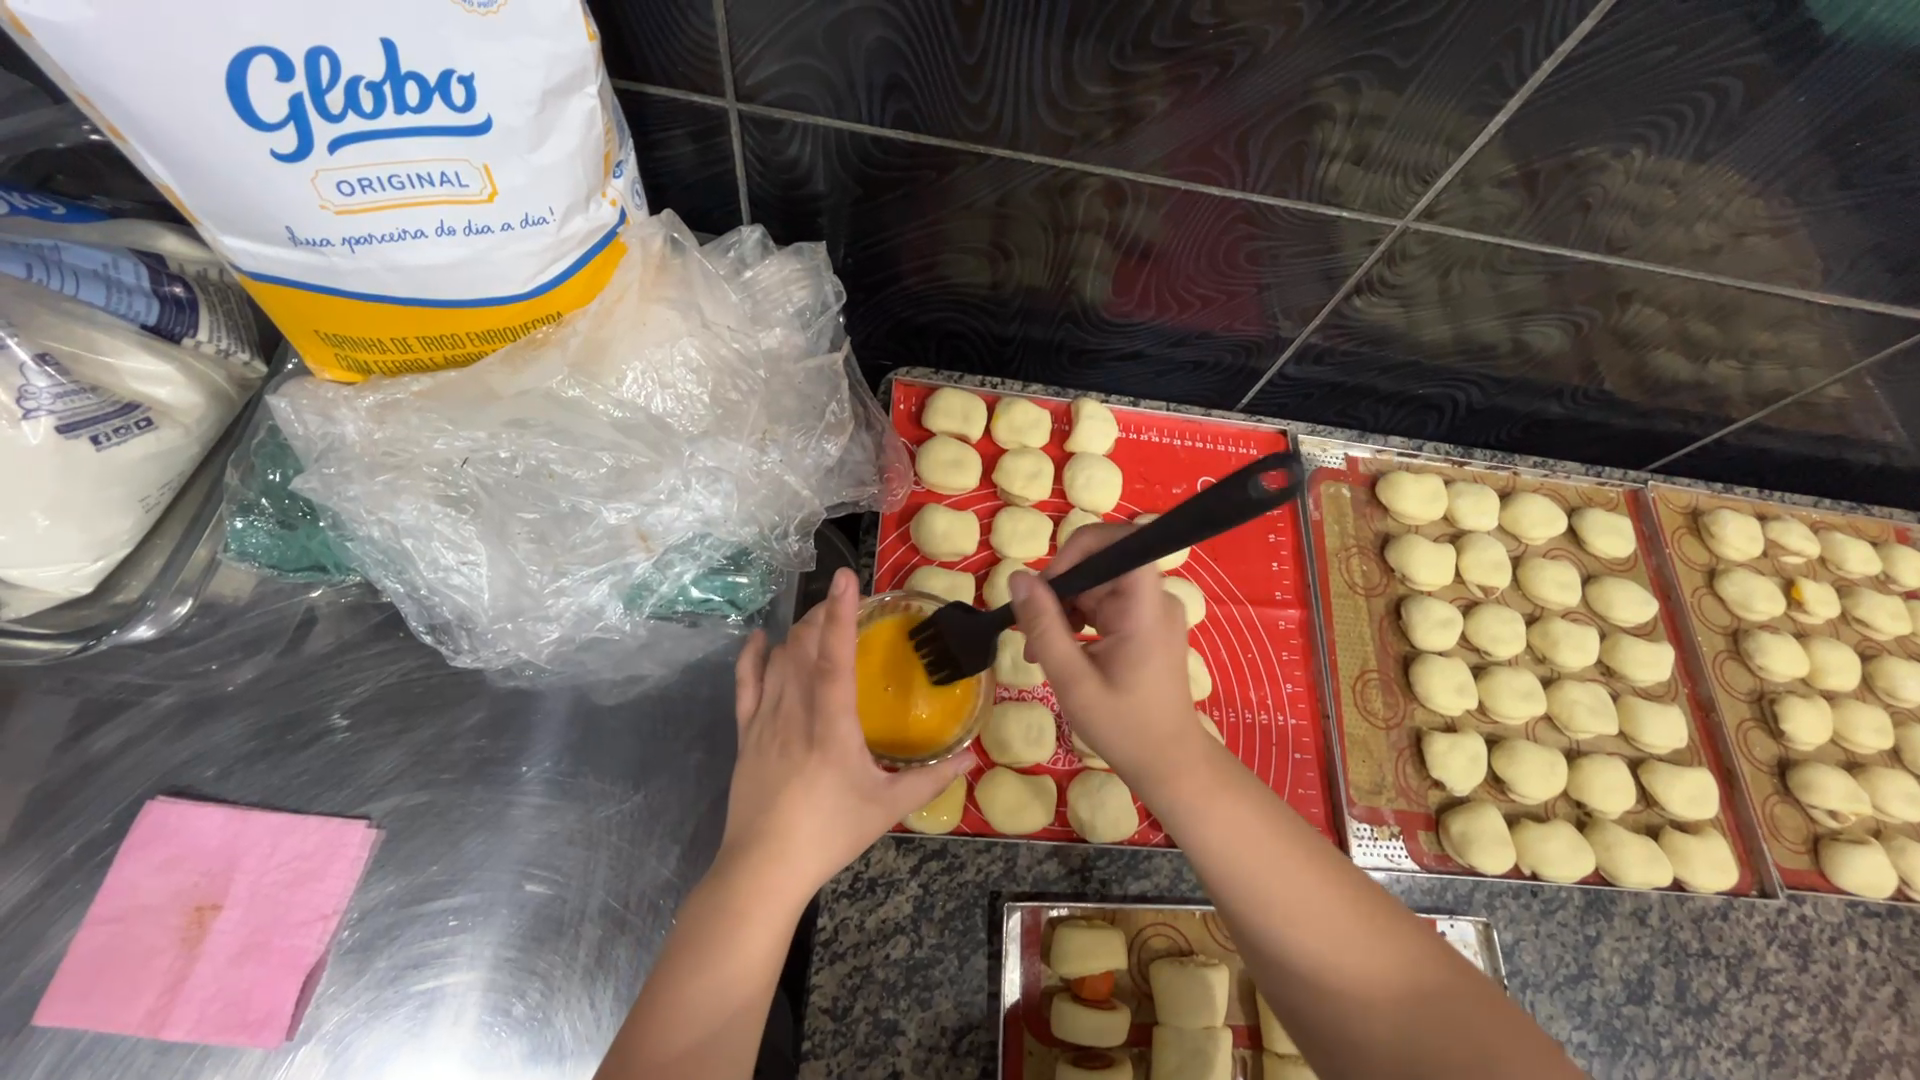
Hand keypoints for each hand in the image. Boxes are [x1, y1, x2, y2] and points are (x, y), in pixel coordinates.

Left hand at [717, 568, 969, 902]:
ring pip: (778, 659)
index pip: (835, 655)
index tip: (847, 578)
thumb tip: (972, 758)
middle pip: (803, 646)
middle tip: (846, 602)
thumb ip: (932, 778)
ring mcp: (764, 720)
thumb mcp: (888, 807)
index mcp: (831, 724)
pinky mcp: (745, 733)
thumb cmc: (830, 833)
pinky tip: (762, 638)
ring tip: (819, 620)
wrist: (763, 867)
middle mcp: (794, 711)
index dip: (842, 613)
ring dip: (798, 633)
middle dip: (823, 615)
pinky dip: (753, 656)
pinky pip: (744, 683)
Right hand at [1007, 524, 1206, 780]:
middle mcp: (1155, 599)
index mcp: (1145, 607)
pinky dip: (1079, 619)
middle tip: (1031, 628)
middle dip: (1062, 586)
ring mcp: (1152, 611)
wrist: (1168, 763)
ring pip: (1099, 584)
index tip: (1048, 583)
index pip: (1122, 541)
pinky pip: (1106, 604)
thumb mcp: (1071, 679)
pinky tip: (1060, 649)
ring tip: (1039, 647)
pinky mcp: (1146, 625)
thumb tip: (1017, 577)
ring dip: (1065, 605)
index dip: (1080, 548)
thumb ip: (1043, 625)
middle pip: (1103, 564)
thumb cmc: (1123, 726)